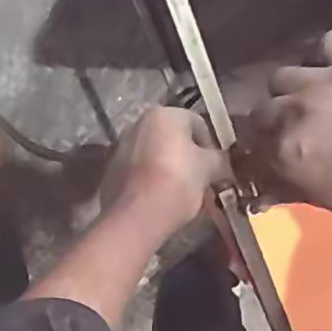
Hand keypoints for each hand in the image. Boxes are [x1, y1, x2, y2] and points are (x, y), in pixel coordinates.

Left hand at [105, 106, 230, 233]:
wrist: (136, 216)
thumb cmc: (177, 182)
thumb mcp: (209, 169)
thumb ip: (220, 160)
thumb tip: (223, 162)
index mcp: (163, 114)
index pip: (197, 123)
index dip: (211, 145)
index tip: (217, 167)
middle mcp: (136, 125)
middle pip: (171, 139)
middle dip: (186, 157)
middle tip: (199, 180)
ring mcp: (118, 149)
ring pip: (152, 156)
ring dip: (166, 169)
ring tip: (179, 193)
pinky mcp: (108, 173)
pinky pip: (136, 173)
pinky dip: (147, 182)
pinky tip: (157, 200)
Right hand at [253, 31, 331, 217]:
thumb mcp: (325, 198)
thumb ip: (289, 187)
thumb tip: (264, 190)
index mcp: (283, 153)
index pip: (250, 152)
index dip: (258, 157)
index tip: (269, 162)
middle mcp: (293, 113)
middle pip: (259, 112)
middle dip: (269, 124)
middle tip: (290, 132)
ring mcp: (323, 82)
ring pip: (281, 77)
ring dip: (289, 90)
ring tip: (310, 99)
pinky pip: (326, 43)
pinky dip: (324, 55)